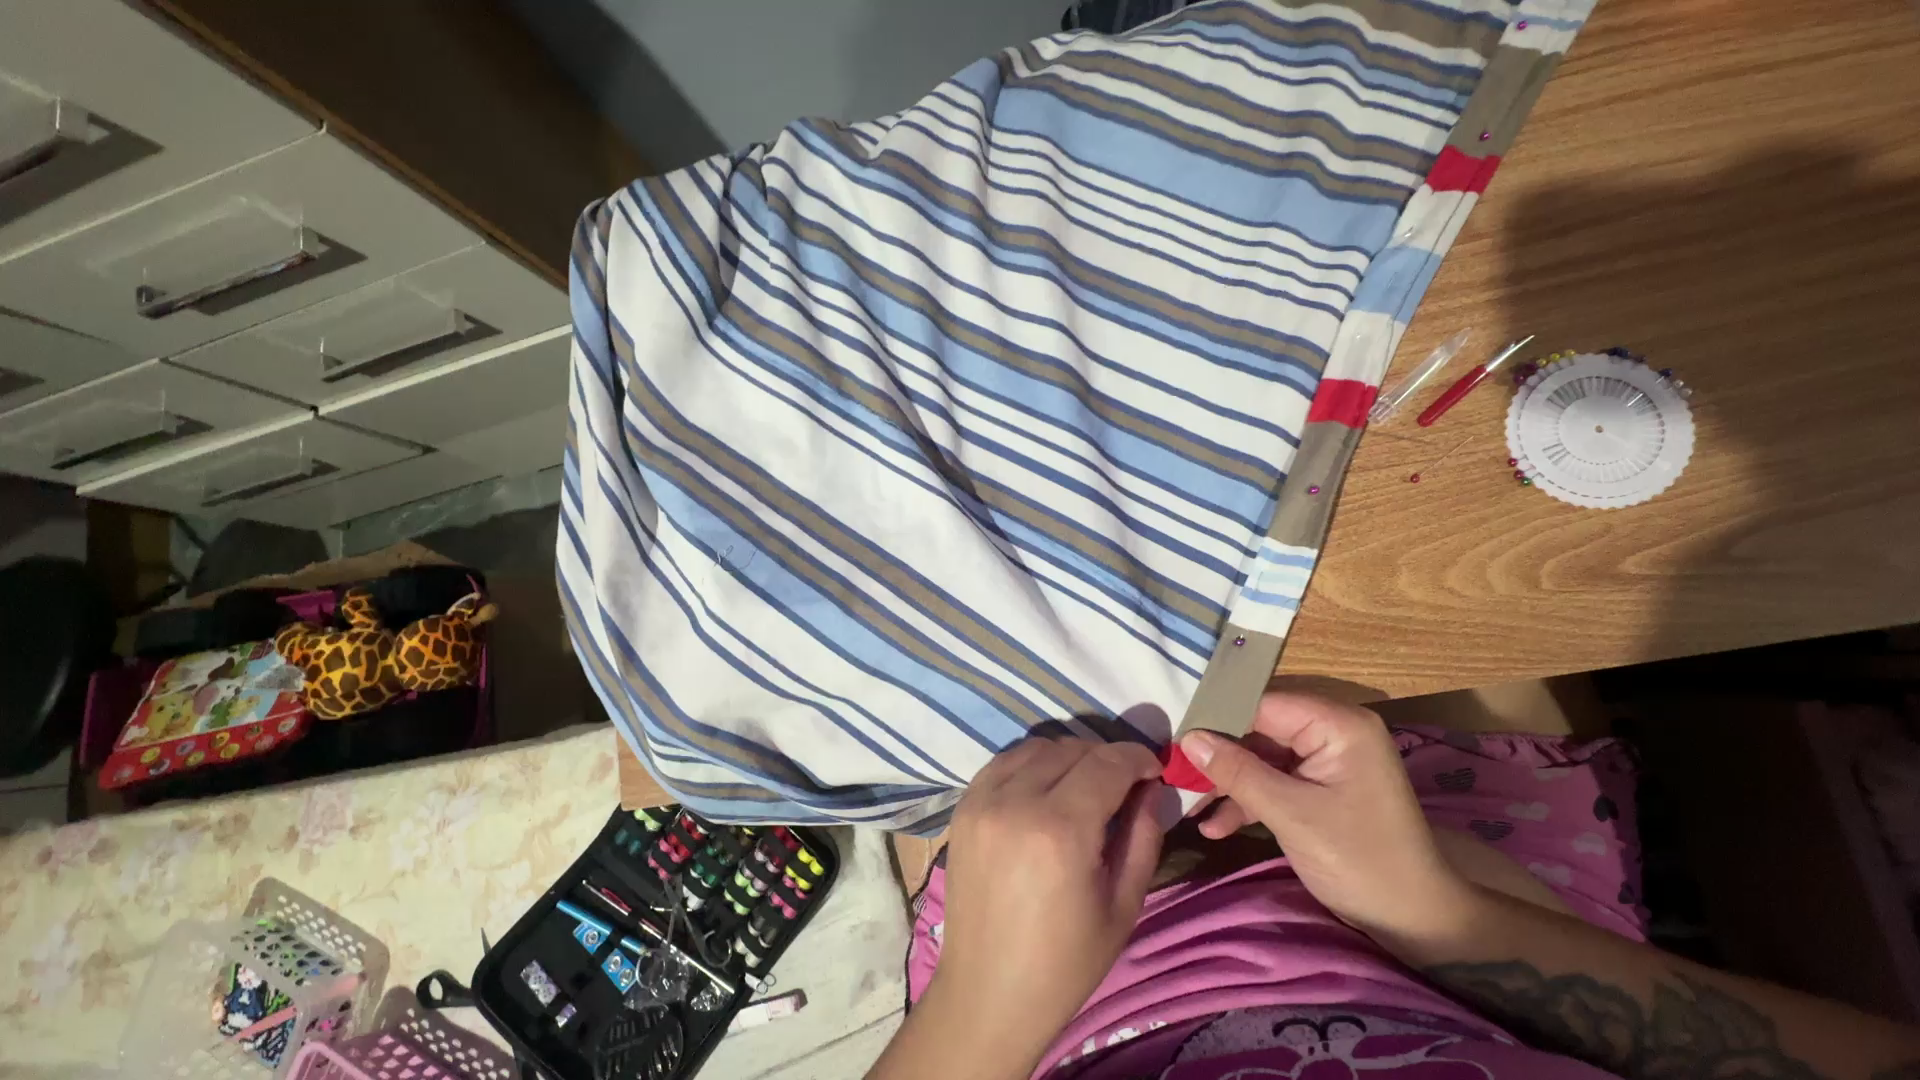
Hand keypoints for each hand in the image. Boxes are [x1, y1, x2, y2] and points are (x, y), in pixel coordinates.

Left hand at [920, 738, 1165, 1069]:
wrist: (988, 993)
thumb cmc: (1066, 962)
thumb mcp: (1123, 903)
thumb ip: (1143, 834)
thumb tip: (1151, 787)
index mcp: (1060, 830)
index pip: (1107, 763)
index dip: (1137, 758)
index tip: (1154, 770)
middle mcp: (1015, 802)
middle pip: (1072, 749)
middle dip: (1106, 758)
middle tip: (1125, 786)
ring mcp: (982, 801)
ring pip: (1036, 748)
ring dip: (1068, 756)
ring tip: (1085, 787)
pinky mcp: (962, 808)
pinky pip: (1003, 763)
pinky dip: (1031, 764)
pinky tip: (1046, 790)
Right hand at [1179, 693, 1476, 946]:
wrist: (1412, 920)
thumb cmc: (1359, 859)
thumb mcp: (1291, 814)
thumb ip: (1238, 772)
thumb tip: (1188, 738)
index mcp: (1337, 724)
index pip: (1262, 703)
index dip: (1216, 716)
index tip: (1172, 733)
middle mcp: (1332, 731)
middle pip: (1257, 729)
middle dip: (1216, 755)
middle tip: (1173, 771)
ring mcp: (1325, 761)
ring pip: (1259, 757)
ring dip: (1227, 783)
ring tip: (1188, 808)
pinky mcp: (1318, 788)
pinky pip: (1272, 781)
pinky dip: (1246, 801)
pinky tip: (1214, 828)